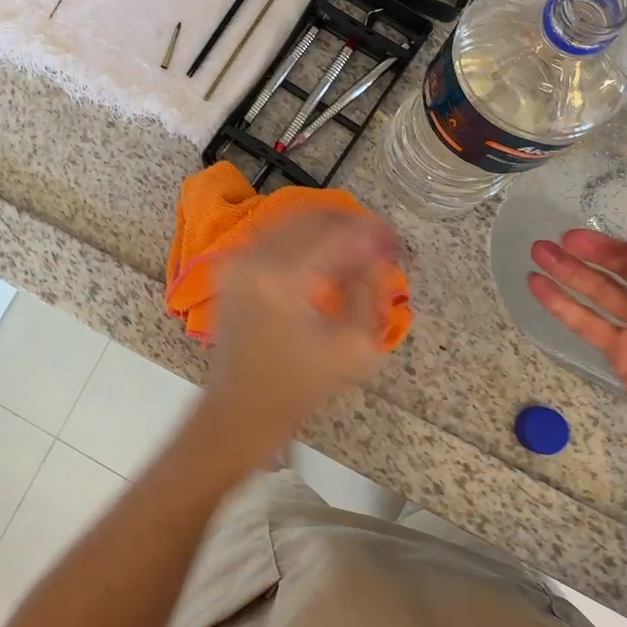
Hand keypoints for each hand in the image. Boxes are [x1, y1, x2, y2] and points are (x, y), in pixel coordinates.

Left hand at [205, 211, 401, 447]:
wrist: (241, 408)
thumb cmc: (298, 387)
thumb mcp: (352, 349)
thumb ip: (369, 295)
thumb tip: (378, 259)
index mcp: (281, 278)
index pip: (334, 234)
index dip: (370, 232)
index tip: (395, 241)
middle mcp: (253, 258)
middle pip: (311, 219)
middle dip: (349, 226)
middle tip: (379, 242)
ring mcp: (237, 261)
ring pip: (292, 224)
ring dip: (327, 232)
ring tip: (356, 252)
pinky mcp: (232, 269)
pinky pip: (274, 237)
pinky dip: (303, 241)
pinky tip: (326, 261)